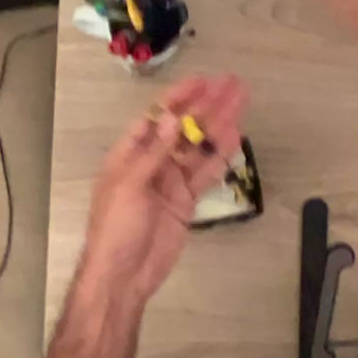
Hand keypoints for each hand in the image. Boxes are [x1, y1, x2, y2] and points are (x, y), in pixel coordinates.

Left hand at [79, 75, 248, 303]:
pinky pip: (204, 175)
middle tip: (233, 85)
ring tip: (241, 103)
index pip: (155, 117)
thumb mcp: (130, 186)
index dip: (178, 98)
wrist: (123, 275)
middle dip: (205, 106)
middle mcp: (150, 163)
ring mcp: (169, 183)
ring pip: (197, 148)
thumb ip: (153, 153)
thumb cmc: (116, 228)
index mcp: (128, 154)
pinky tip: (235, 137)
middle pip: (181, 129)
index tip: (203, 81)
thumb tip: (171, 118)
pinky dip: (219, 157)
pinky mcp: (185, 202)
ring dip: (218, 126)